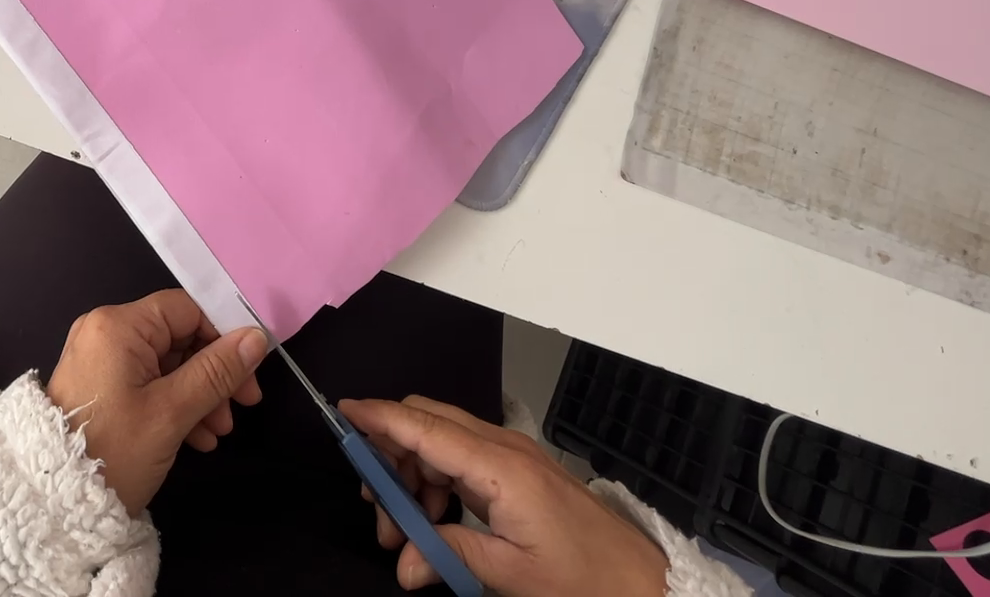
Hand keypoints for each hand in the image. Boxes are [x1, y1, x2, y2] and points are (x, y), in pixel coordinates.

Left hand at [45, 289, 266, 514]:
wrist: (51, 506)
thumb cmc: (113, 450)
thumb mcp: (172, 412)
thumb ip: (217, 371)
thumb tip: (256, 338)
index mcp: (119, 325)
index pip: (186, 310)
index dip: (222, 337)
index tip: (249, 373)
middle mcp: (106, 331)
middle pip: (178, 338)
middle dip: (213, 374)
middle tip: (240, 408)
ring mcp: (100, 359)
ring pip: (167, 364)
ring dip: (199, 395)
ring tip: (217, 433)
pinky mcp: (99, 385)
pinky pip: (148, 382)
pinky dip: (174, 405)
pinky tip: (196, 438)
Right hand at [338, 396, 666, 596]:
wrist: (647, 584)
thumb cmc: (586, 580)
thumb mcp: (515, 577)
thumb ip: (450, 557)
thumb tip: (402, 565)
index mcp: (498, 466)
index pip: (424, 427)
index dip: (380, 416)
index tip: (342, 411)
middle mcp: (499, 446)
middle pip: (426, 423)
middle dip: (390, 454)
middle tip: (377, 506)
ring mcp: (508, 453)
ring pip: (438, 440)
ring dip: (411, 474)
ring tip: (404, 530)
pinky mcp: (514, 467)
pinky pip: (458, 457)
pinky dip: (435, 481)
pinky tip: (435, 522)